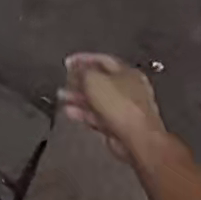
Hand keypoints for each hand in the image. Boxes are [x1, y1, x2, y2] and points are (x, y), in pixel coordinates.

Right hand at [58, 53, 185, 167]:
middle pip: (99, 81)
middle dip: (79, 81)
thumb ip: (82, 70)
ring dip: (79, 98)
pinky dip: (84, 113)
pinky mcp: (119, 126)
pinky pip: (98, 116)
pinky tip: (70, 112)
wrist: (137, 140)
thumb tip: (75, 66)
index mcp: (128, 73)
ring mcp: (125, 109)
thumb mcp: (93, 79)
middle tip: (65, 80)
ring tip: (63, 97)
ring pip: (97, 100)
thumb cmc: (121, 106)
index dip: (83, 59)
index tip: (69, 62)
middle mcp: (129, 89)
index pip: (103, 60)